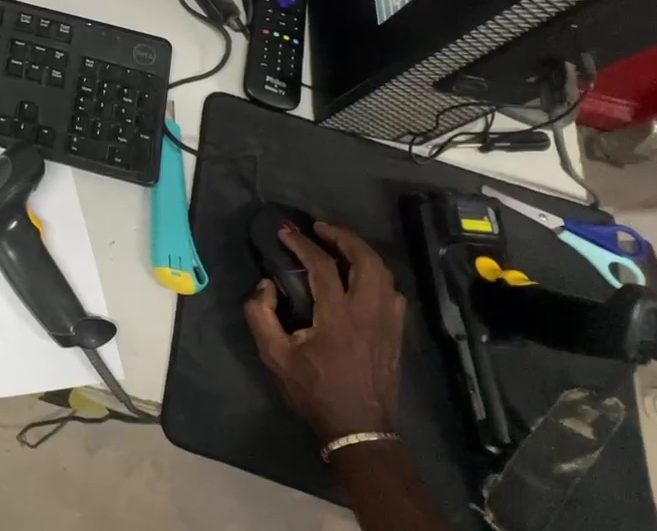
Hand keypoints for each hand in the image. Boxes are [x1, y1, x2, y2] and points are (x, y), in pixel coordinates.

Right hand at [243, 220, 406, 442]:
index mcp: (338, 317)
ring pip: (385, 274)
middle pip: (366, 260)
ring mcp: (389, 324)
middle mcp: (369, 313)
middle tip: (321, 228)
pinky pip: (393, 293)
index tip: (285, 233)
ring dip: (362, 253)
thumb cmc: (314, 392)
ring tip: (340, 246)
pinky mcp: (397, 334)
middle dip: (344, 237)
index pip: (322, 266)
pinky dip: (377, 276)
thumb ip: (260, 315)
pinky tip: (362, 279)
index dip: (302, 244)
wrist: (359, 429)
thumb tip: (266, 286)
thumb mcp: (274, 356)